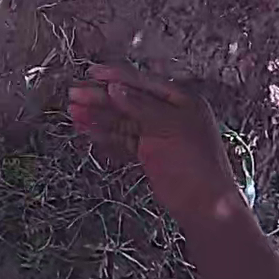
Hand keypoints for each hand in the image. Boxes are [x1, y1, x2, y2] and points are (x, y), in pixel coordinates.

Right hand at [68, 65, 248, 231]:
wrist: (204, 205)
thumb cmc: (193, 162)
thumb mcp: (168, 127)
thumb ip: (140, 106)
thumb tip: (114, 87)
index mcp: (180, 100)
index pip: (143, 83)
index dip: (116, 76)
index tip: (91, 73)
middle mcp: (167, 112)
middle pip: (128, 101)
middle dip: (100, 97)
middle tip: (74, 95)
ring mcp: (156, 133)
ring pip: (121, 120)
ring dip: (97, 115)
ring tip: (73, 112)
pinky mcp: (148, 152)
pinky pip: (122, 138)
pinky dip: (105, 134)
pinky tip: (88, 130)